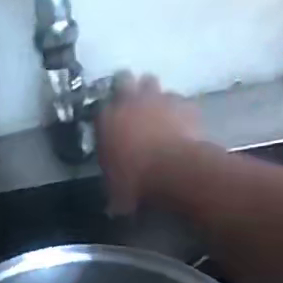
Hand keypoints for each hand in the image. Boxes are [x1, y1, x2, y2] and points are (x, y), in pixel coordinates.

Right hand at [99, 73, 208, 215]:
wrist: (174, 173)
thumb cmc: (135, 184)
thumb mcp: (114, 191)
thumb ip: (112, 184)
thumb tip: (113, 202)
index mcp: (106, 120)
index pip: (99, 110)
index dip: (105, 119)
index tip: (110, 129)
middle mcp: (129, 100)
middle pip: (124, 80)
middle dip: (127, 90)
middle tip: (131, 107)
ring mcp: (158, 98)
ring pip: (151, 84)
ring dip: (151, 96)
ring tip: (155, 114)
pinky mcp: (183, 102)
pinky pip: (177, 101)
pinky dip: (176, 110)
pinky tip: (179, 124)